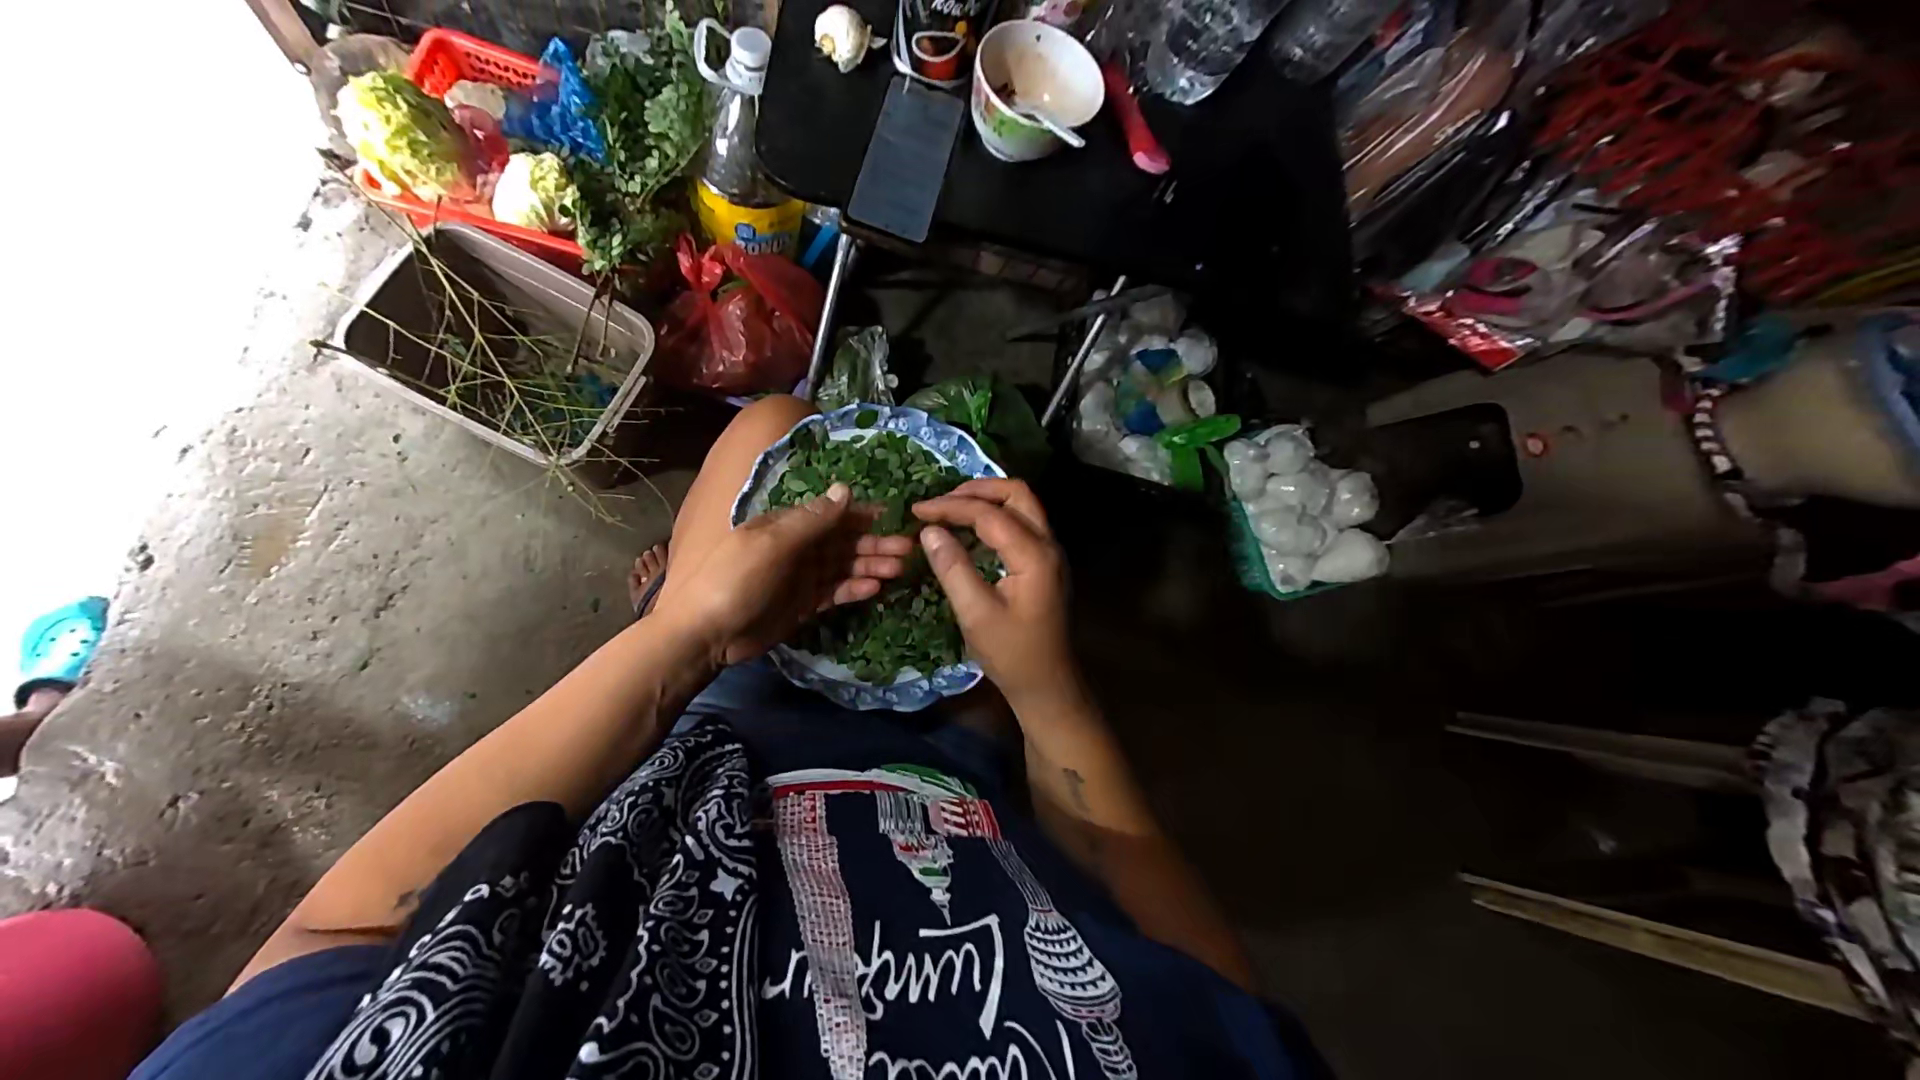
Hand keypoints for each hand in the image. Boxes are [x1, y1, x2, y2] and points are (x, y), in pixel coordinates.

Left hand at [653, 482, 912, 666]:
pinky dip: (854, 590)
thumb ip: (812, 520)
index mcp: (786, 526)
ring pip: (844, 568)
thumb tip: (845, 490)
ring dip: (871, 566)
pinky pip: (834, 593)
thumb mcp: (773, 544)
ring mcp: (800, 578)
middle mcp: (797, 549)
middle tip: (908, 550)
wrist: (706, 634)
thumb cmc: (735, 580)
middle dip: (874, 544)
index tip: (893, 517)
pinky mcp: (802, 605)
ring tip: (900, 570)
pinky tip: (876, 589)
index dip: (862, 516)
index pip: (832, 515)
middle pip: (843, 542)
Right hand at [913, 478, 1079, 708]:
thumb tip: (929, 531)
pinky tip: (970, 530)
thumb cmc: (1012, 654)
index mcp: (1033, 555)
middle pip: (1016, 494)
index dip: (951, 507)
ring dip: (987, 500)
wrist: (1048, 685)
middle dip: (976, 489)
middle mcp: (1048, 545)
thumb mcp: (975, 614)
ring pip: (1022, 506)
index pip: (989, 514)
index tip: (917, 511)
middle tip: (941, 500)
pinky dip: (996, 516)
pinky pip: (1022, 523)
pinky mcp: (1045, 564)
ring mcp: (1050, 553)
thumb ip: (952, 568)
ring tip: (951, 508)